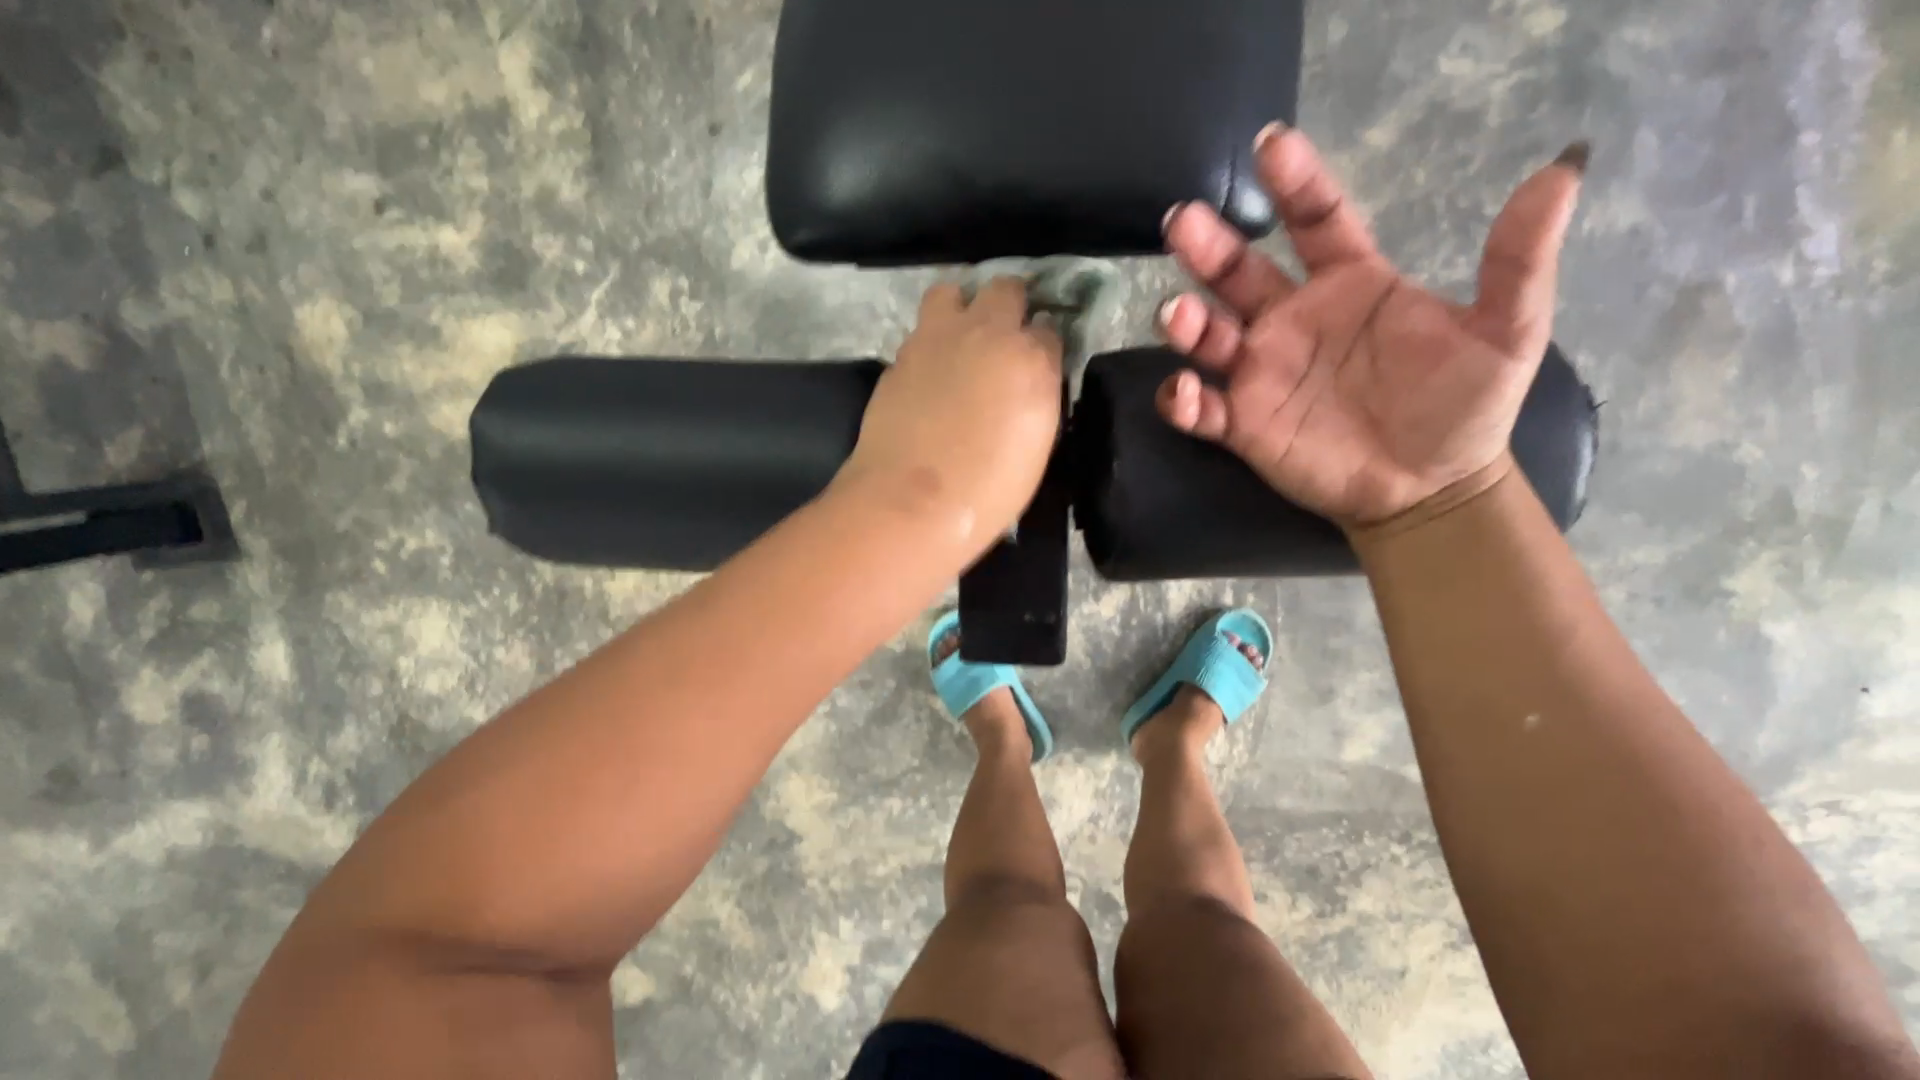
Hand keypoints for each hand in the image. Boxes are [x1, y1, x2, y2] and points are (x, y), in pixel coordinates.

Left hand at [839, 278, 1063, 551]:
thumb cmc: (988, 490)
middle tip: (1005, 335)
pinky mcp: (899, 357)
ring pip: (951, 292)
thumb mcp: (1036, 445)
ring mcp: (936, 339)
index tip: (1038, 362)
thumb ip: (1037, 398)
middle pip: (1005, 289)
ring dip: (961, 307)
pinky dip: (930, 344)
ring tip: (961, 338)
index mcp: (1030, 359)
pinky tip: (930, 374)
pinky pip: (920, 332)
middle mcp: (985, 334)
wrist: (911, 502)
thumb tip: (1028, 382)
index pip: (1049, 329)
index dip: (1043, 344)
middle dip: (1010, 304)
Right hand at [1157, 125, 1586, 528]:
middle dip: (1209, 246)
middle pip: (1240, 273)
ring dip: (1187, 322)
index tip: (1271, 143)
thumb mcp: (1507, 332)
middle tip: (1183, 222)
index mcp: (1350, 283)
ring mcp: (1263, 372)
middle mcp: (1294, 319)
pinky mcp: (1244, 425)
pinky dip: (1183, 400)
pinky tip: (1186, 392)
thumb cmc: (1463, 406)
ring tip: (1178, 313)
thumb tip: (1561, 172)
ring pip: (1210, 336)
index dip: (1295, 181)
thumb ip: (1517, 261)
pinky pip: (1202, 408)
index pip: (1315, 219)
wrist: (1434, 488)